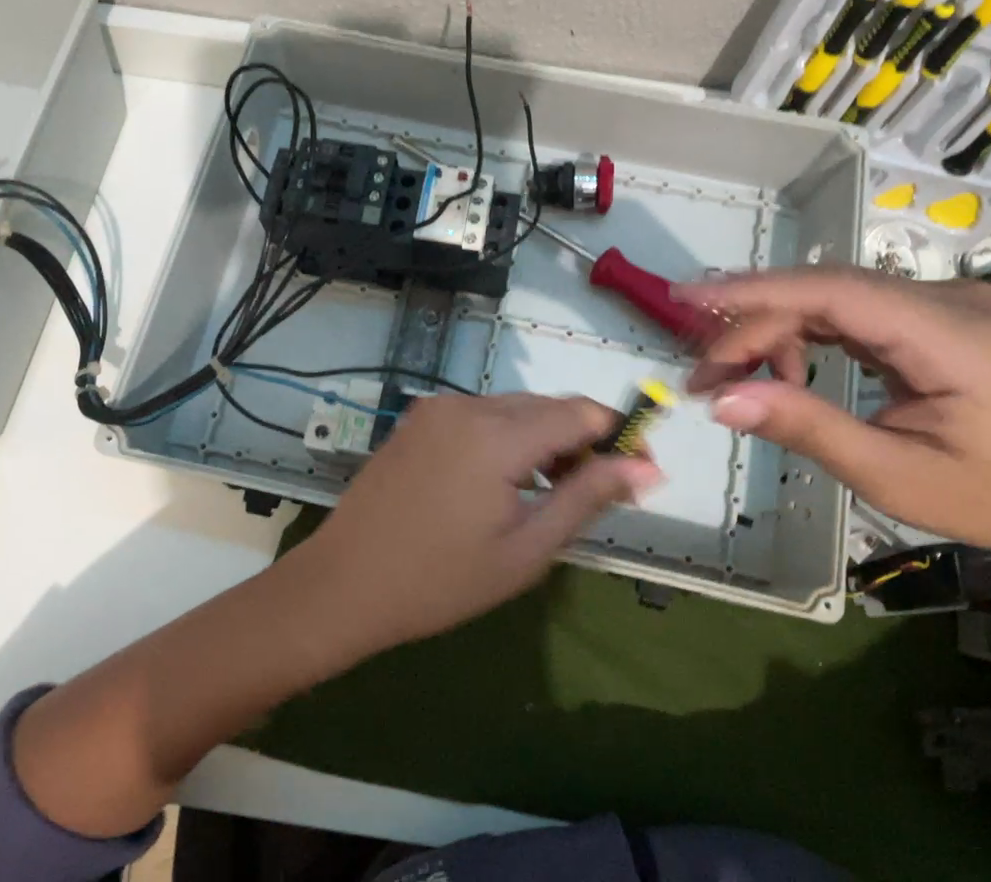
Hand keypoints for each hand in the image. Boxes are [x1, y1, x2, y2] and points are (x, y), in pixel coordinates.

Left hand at [289, 393, 661, 648]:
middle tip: (590, 496)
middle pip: (548, 407)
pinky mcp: (417, 421)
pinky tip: (501, 484)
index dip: (618, 437)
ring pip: (514, 409)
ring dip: (543, 440)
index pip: (582, 412)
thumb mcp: (525, 549)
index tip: (637, 475)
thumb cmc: (440, 581)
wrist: (343, 584)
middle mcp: (468, 406)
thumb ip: (587, 498)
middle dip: (581, 442)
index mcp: (497, 435)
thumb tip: (647, 468)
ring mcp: (436, 410)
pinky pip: (480, 416)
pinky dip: (505, 439)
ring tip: (545, 496)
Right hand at [681, 267, 990, 554]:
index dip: (756, 292)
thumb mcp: (893, 476)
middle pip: (824, 293)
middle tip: (701, 378)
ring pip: (828, 299)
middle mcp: (948, 300)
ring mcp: (938, 302)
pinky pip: (845, 312)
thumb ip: (808, 430)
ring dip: (771, 333)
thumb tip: (722, 401)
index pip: (836, 293)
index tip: (688, 297)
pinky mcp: (925, 315)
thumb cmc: (988, 495)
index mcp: (954, 335)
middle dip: (752, 328)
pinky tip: (779, 373)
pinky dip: (800, 337)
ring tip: (728, 379)